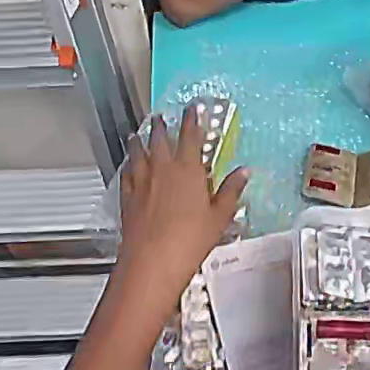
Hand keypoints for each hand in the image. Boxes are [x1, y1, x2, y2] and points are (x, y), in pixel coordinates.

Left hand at [112, 106, 249, 312]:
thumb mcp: (219, 216)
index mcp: (188, 169)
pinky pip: (126, 174)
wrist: (152, 261)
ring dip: (139, 141)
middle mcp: (162, 169)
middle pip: (160, 140)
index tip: (192, 108)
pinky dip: (128, 165)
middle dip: (162, 126)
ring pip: (138, 153)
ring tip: (138, 133)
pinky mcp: (127, 197)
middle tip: (161, 117)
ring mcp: (141, 182)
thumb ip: (230, 191)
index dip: (192, 119)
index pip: (191, 136)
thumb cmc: (189, 240)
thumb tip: (243, 173)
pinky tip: (128, 165)